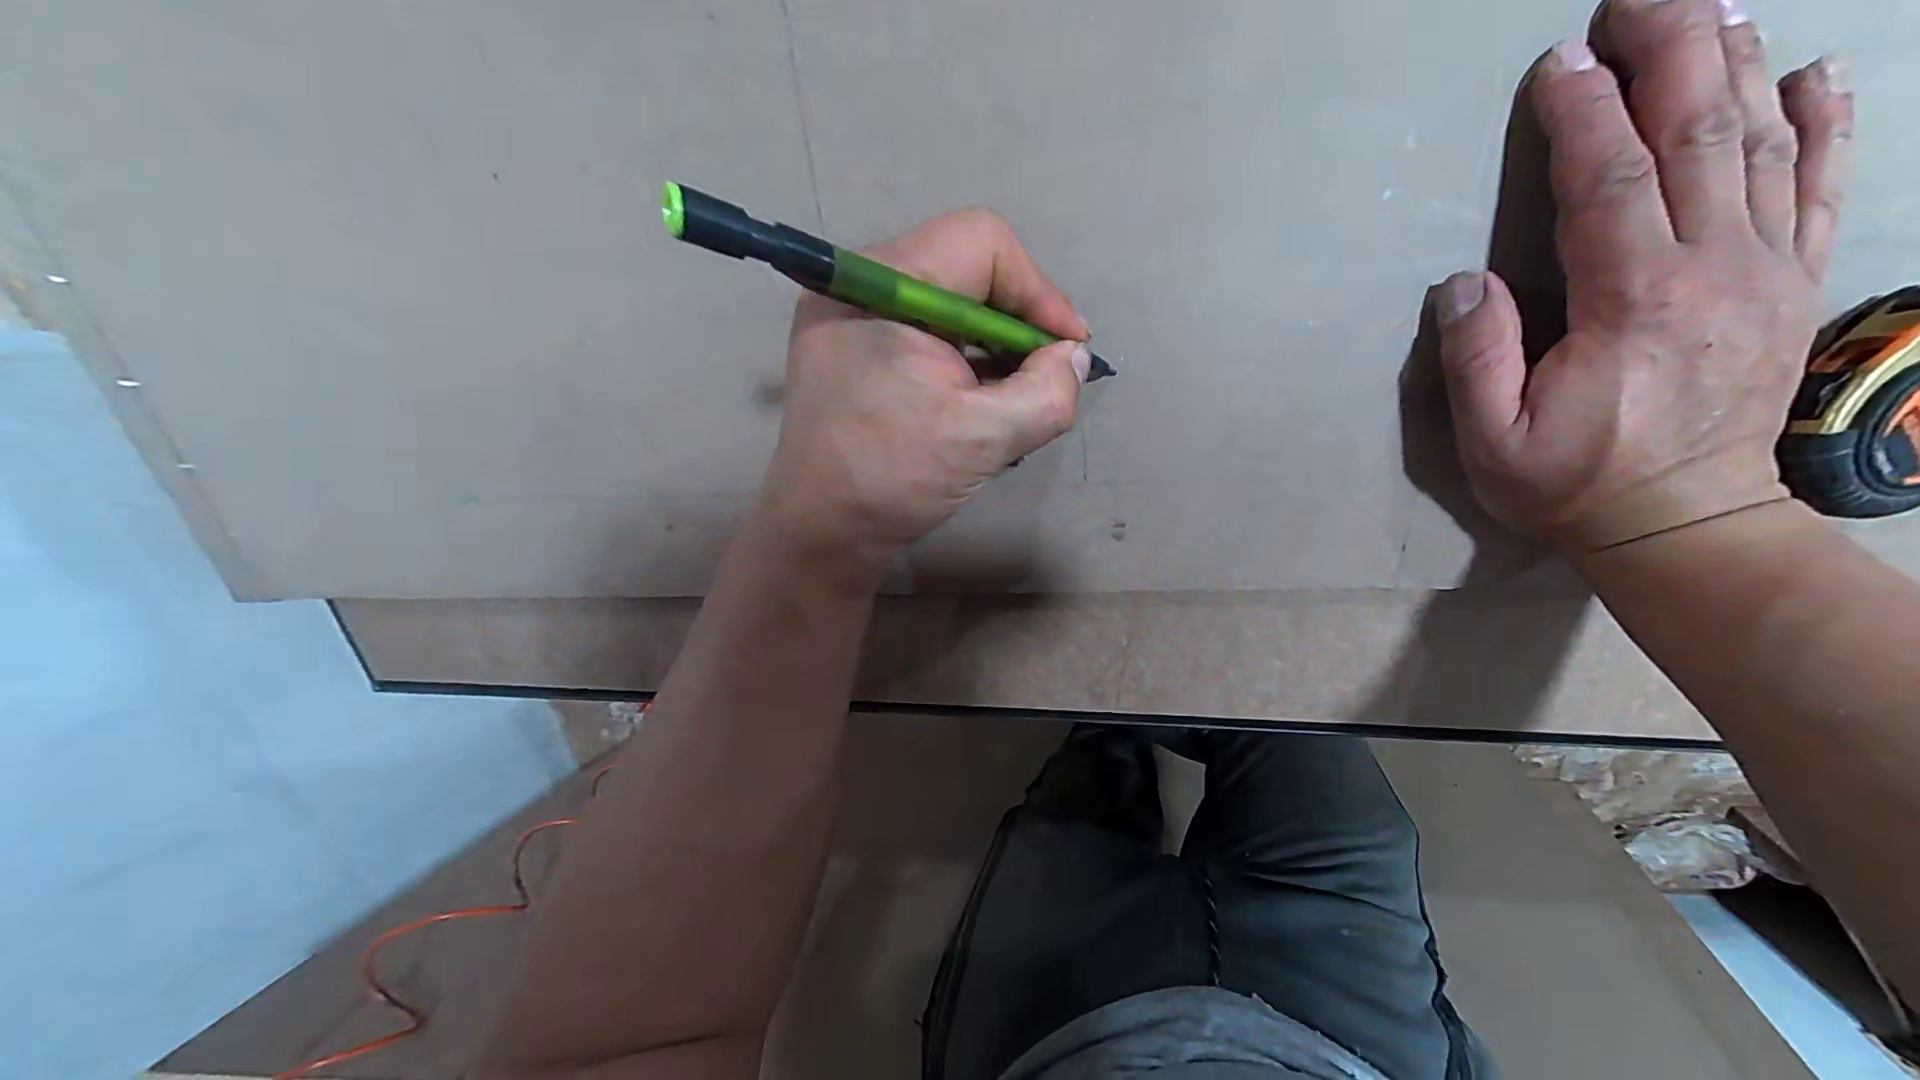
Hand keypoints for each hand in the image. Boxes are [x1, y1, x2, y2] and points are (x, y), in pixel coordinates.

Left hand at [754, 208, 1091, 568]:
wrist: (820, 533)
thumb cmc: (891, 480)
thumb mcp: (983, 438)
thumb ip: (1046, 393)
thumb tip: (1073, 358)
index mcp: (878, 286)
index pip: (981, 244)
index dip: (1036, 292)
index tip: (1066, 349)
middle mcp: (860, 288)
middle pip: (967, 271)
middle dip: (1017, 325)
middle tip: (1046, 376)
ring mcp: (853, 321)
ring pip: (950, 307)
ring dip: (994, 349)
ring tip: (1016, 400)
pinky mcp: (856, 354)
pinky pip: (926, 336)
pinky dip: (965, 364)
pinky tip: (982, 407)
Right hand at [1432, 0, 1852, 551]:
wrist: (1683, 522)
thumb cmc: (1570, 484)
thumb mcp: (1492, 440)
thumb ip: (1475, 359)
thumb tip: (1464, 282)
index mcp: (1635, 303)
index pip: (1607, 183)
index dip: (1580, 117)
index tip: (1557, 67)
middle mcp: (1716, 267)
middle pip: (1700, 136)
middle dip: (1670, 56)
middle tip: (1641, 1)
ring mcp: (1768, 269)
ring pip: (1764, 142)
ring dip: (1736, 67)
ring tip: (1710, 13)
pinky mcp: (1792, 283)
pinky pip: (1820, 183)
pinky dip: (1824, 120)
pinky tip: (1813, 74)